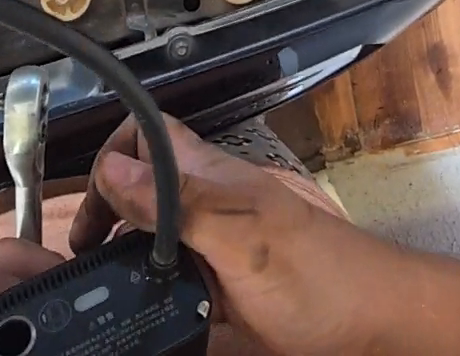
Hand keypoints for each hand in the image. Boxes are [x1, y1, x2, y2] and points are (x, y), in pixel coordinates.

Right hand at [68, 116, 392, 355]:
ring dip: (124, 251)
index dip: (114, 155)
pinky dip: (150, 284)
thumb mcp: (241, 238)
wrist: (373, 324)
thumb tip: (112, 166)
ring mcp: (216, 242)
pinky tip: (144, 308)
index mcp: (210, 176)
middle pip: (143, 184)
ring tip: (104, 286)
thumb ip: (178, 202)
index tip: (92, 210)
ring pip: (154, 231)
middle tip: (86, 258)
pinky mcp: (224, 283)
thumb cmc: (316, 276)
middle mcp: (208, 201)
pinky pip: (174, 273)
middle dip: (107, 211)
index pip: (149, 135)